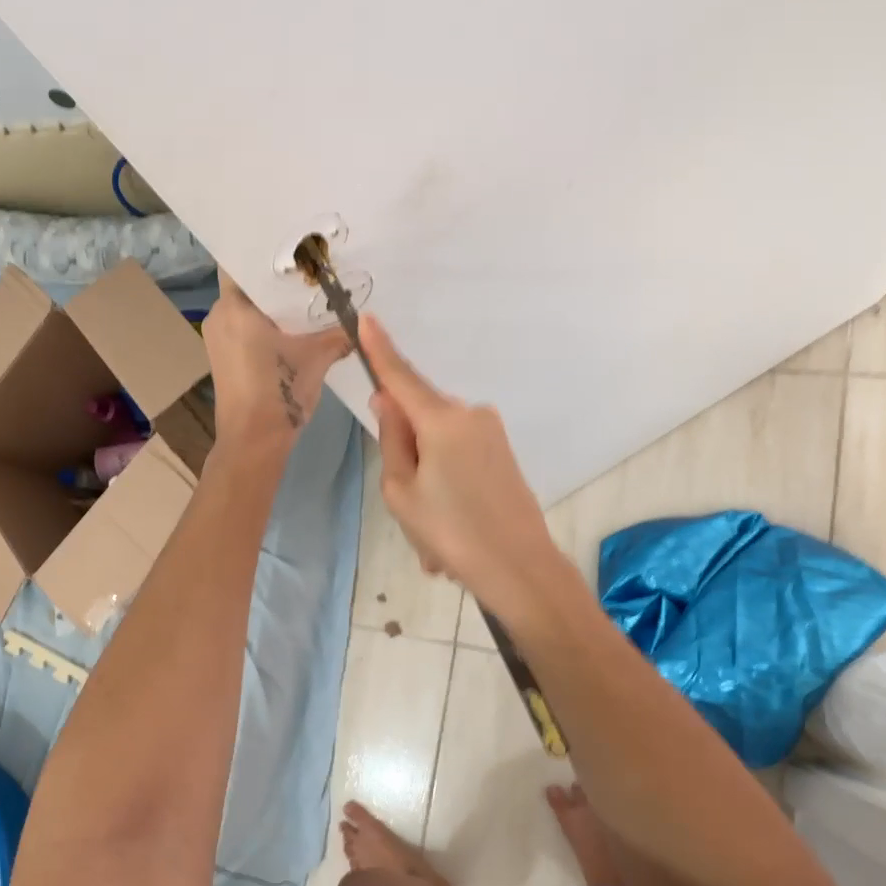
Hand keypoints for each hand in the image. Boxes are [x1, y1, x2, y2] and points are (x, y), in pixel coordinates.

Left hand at [202, 268, 350, 454]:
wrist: (254, 442)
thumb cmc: (279, 393)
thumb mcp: (316, 358)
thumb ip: (337, 334)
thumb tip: (359, 321)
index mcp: (235, 307)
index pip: (242, 261)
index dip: (267, 252)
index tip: (294, 247)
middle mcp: (220, 316)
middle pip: (247, 285)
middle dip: (276, 280)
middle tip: (309, 272)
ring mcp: (218, 339)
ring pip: (245, 308)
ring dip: (272, 305)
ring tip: (305, 298)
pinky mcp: (223, 358)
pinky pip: (244, 328)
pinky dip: (265, 324)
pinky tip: (293, 329)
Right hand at [359, 314, 565, 609]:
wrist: (519, 567)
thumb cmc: (451, 532)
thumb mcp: (401, 491)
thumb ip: (391, 440)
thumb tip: (387, 401)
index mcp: (442, 420)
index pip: (401, 377)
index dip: (380, 350)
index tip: (365, 318)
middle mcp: (471, 414)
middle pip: (419, 416)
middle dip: (405, 452)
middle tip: (409, 508)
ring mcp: (491, 432)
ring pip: (438, 443)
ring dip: (427, 479)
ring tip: (432, 531)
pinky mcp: (503, 451)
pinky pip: (458, 458)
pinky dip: (446, 488)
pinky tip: (451, 529)